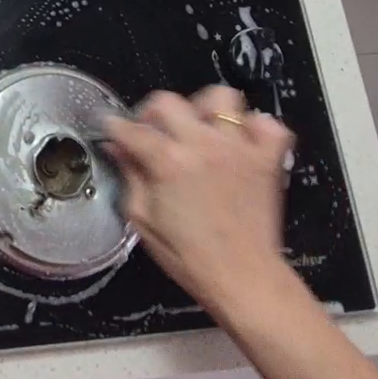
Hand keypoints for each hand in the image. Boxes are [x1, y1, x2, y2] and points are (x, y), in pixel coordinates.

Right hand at [101, 85, 294, 310]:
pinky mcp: (267, 159)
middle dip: (151, 112)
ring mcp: (238, 148)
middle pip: (168, 101)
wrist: (244, 279)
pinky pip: (268, 124)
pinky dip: (254, 128)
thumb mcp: (142, 218)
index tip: (110, 128)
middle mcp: (202, 144)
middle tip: (152, 132)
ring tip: (199, 130)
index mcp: (168, 161)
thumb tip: (117, 147)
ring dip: (205, 110)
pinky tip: (239, 143)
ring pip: (221, 98)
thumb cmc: (187, 255)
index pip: (131, 128)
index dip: (113, 126)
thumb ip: (129, 176)